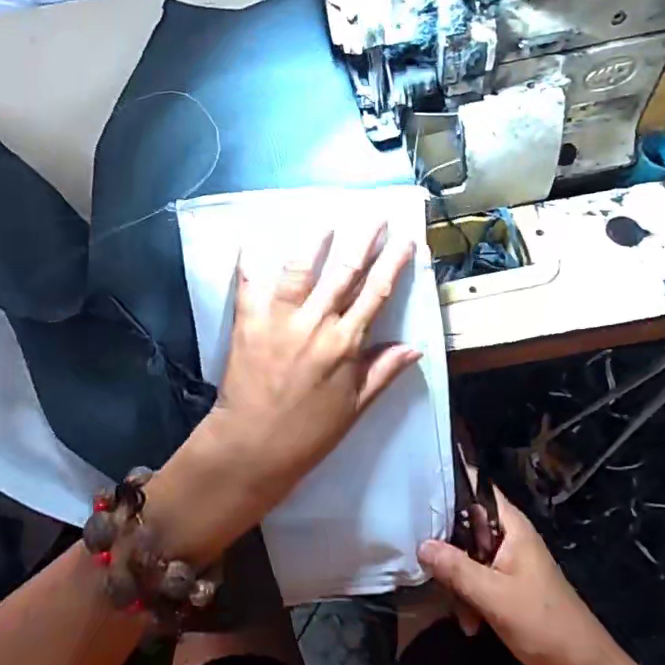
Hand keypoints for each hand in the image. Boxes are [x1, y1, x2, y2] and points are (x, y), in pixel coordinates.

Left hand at [145, 224, 420, 563]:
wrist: (253, 448)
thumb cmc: (309, 432)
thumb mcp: (355, 406)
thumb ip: (383, 371)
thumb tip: (415, 347)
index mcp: (346, 344)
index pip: (376, 294)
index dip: (394, 264)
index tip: (406, 241)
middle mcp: (317, 324)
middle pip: (345, 272)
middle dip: (364, 240)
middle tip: (375, 216)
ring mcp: (281, 320)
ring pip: (301, 271)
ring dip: (315, 243)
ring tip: (327, 222)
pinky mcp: (249, 323)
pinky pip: (249, 286)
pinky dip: (250, 264)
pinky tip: (252, 242)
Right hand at [417, 494, 623, 664]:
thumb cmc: (543, 623)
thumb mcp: (494, 596)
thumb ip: (457, 569)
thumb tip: (421, 544)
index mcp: (512, 525)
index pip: (477, 487)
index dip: (449, 484)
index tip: (417, 493)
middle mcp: (508, 536)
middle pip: (466, 523)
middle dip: (446, 545)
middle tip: (429, 567)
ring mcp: (508, 561)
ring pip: (468, 554)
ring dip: (457, 580)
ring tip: (458, 610)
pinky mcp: (506, 584)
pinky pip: (476, 577)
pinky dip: (468, 596)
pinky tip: (469, 623)